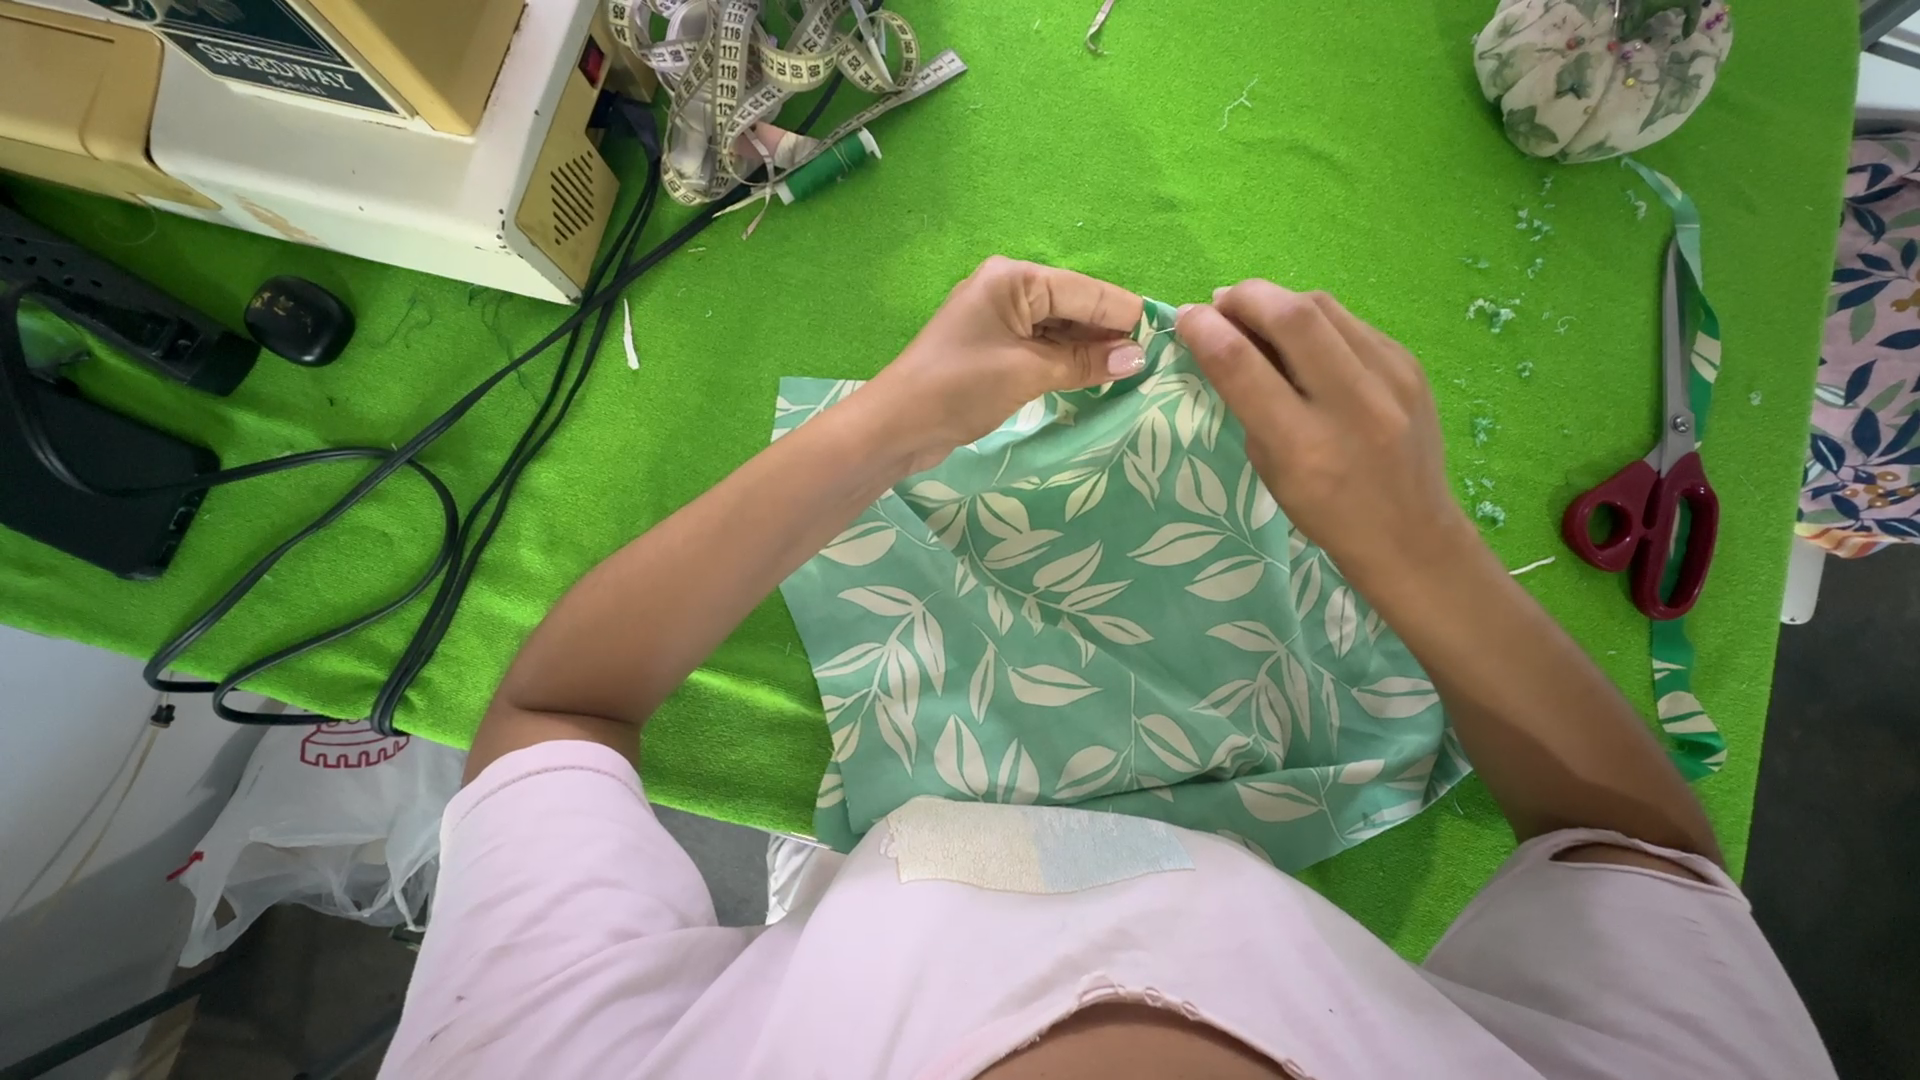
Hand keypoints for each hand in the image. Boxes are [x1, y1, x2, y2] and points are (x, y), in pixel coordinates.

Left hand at [851, 257, 1145, 473]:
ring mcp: (998, 318)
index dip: (1123, 316)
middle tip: (1149, 363)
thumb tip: (1137, 356)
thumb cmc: (961, 388)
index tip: (1164, 338)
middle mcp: (1008, 288)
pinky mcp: (993, 347)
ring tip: (1129, 373)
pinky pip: (1040, 346)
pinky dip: (1065, 361)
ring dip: (1088, 350)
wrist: (898, 425)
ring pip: (1058, 329)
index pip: (1085, 291)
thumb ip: (1084, 363)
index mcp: (1015, 279)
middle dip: (1108, 334)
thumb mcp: (1028, 373)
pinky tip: (1092, 376)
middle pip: (1073, 306)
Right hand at [1175, 281, 1476, 590]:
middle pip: (1291, 315)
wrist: (1410, 532)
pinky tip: (1302, 339)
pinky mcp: (1410, 364)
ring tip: (1256, 314)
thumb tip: (1226, 343)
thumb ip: (1248, 404)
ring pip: (1324, 306)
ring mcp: (1390, 377)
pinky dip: (1314, 321)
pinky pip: (1350, 323)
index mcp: (1303, 443)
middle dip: (1245, 297)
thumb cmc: (1324, 511)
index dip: (1204, 330)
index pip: (1242, 365)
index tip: (1185, 317)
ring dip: (1279, 301)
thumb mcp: (1269, 467)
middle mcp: (1351, 403)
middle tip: (1220, 303)